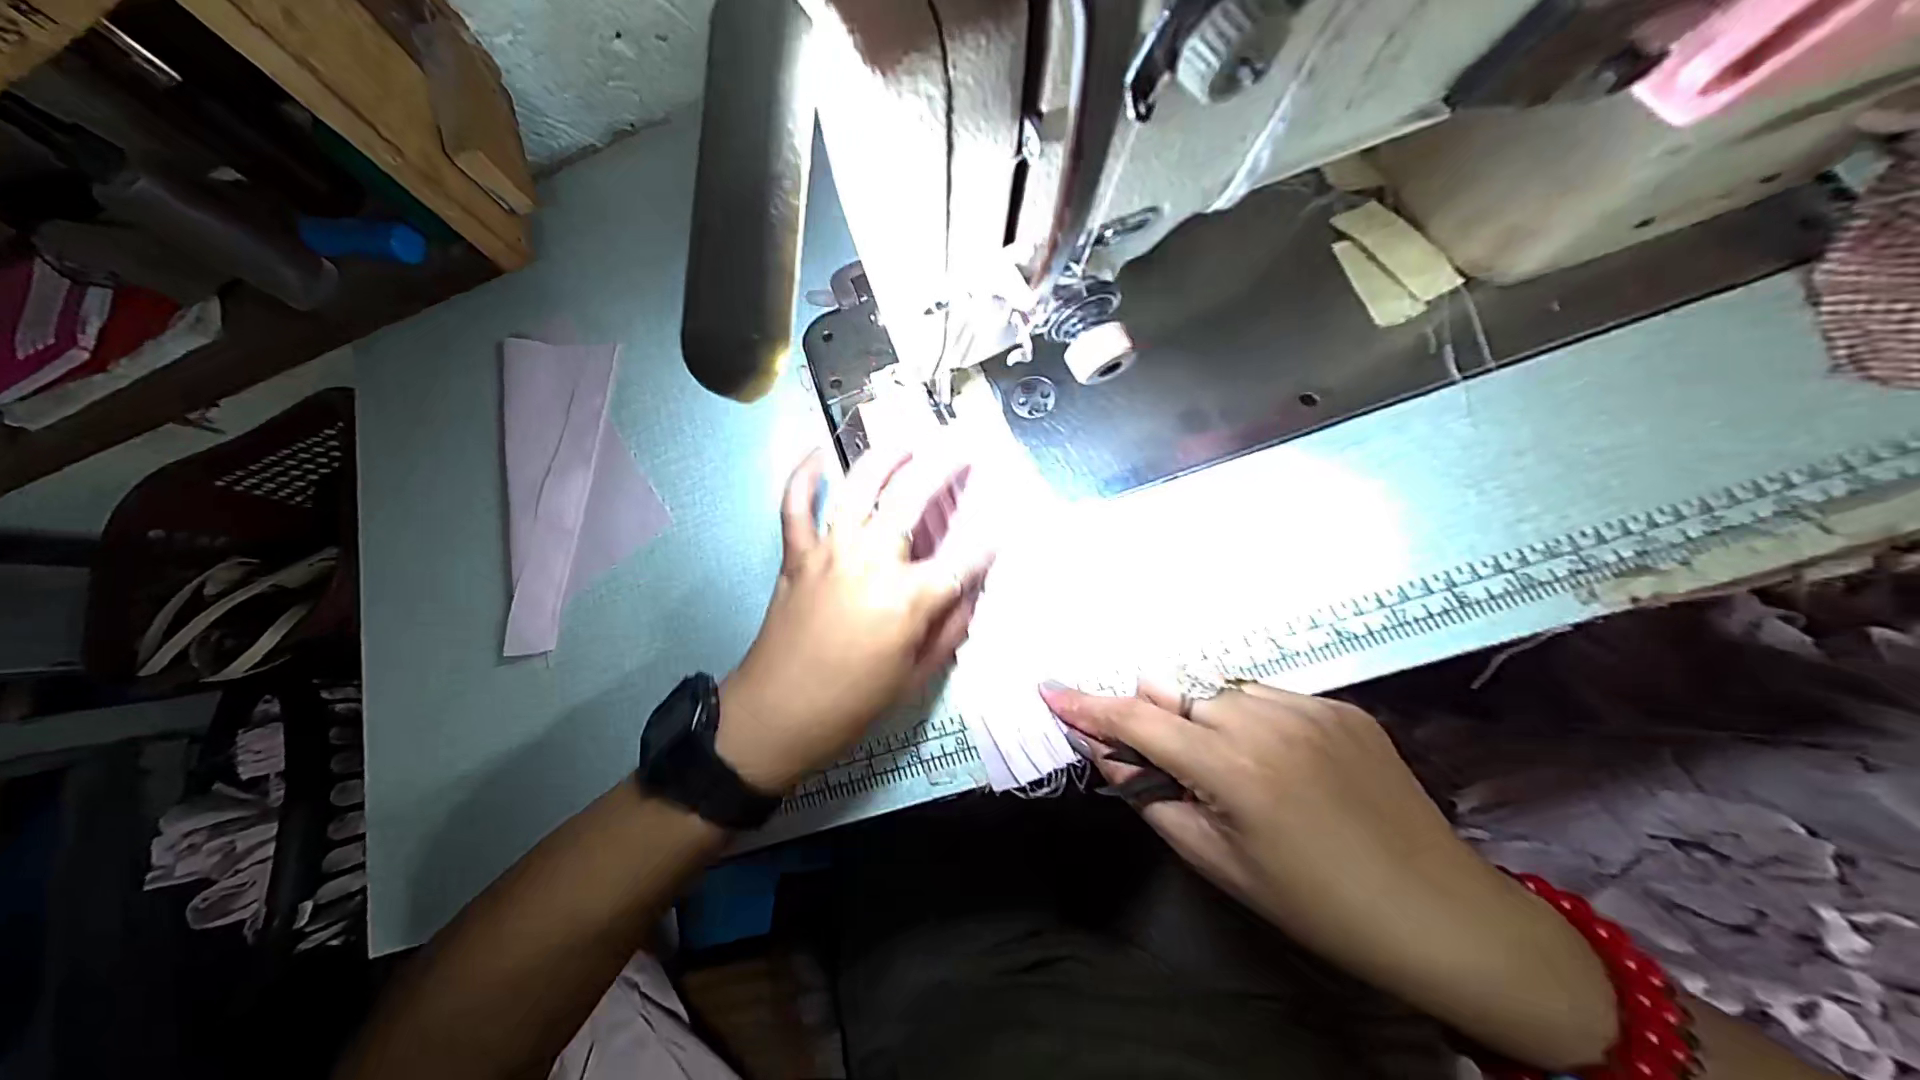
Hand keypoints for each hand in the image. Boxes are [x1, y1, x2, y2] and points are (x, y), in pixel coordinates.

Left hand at [715, 447, 994, 793]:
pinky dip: (803, 477)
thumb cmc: (852, 704)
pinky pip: (795, 506)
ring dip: (883, 456)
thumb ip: (951, 627)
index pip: (963, 557)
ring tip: (906, 437)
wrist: (776, 716)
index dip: (990, 540)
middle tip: (963, 445)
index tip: (1007, 524)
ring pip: (857, 488)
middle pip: (912, 498)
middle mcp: (871, 563)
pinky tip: (819, 455)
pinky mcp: (795, 556)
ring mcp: (828, 553)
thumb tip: (972, 589)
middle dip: (944, 465)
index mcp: (908, 599)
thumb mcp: (916, 676)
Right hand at [1040, 680, 1617, 1070]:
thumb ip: (1153, 799)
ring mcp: (1310, 707)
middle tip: (1158, 757)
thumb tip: (1109, 755)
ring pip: (1223, 692)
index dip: (1088, 705)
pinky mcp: (1342, 707)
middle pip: (1178, 697)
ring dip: (1204, 717)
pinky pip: (1269, 698)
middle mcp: (1267, 720)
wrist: (1440, 913)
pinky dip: (1251, 719)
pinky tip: (1276, 762)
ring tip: (1230, 767)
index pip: (1138, 721)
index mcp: (1233, 769)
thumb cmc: (1314, 904)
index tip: (1050, 689)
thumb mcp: (1218, 862)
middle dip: (1155, 718)